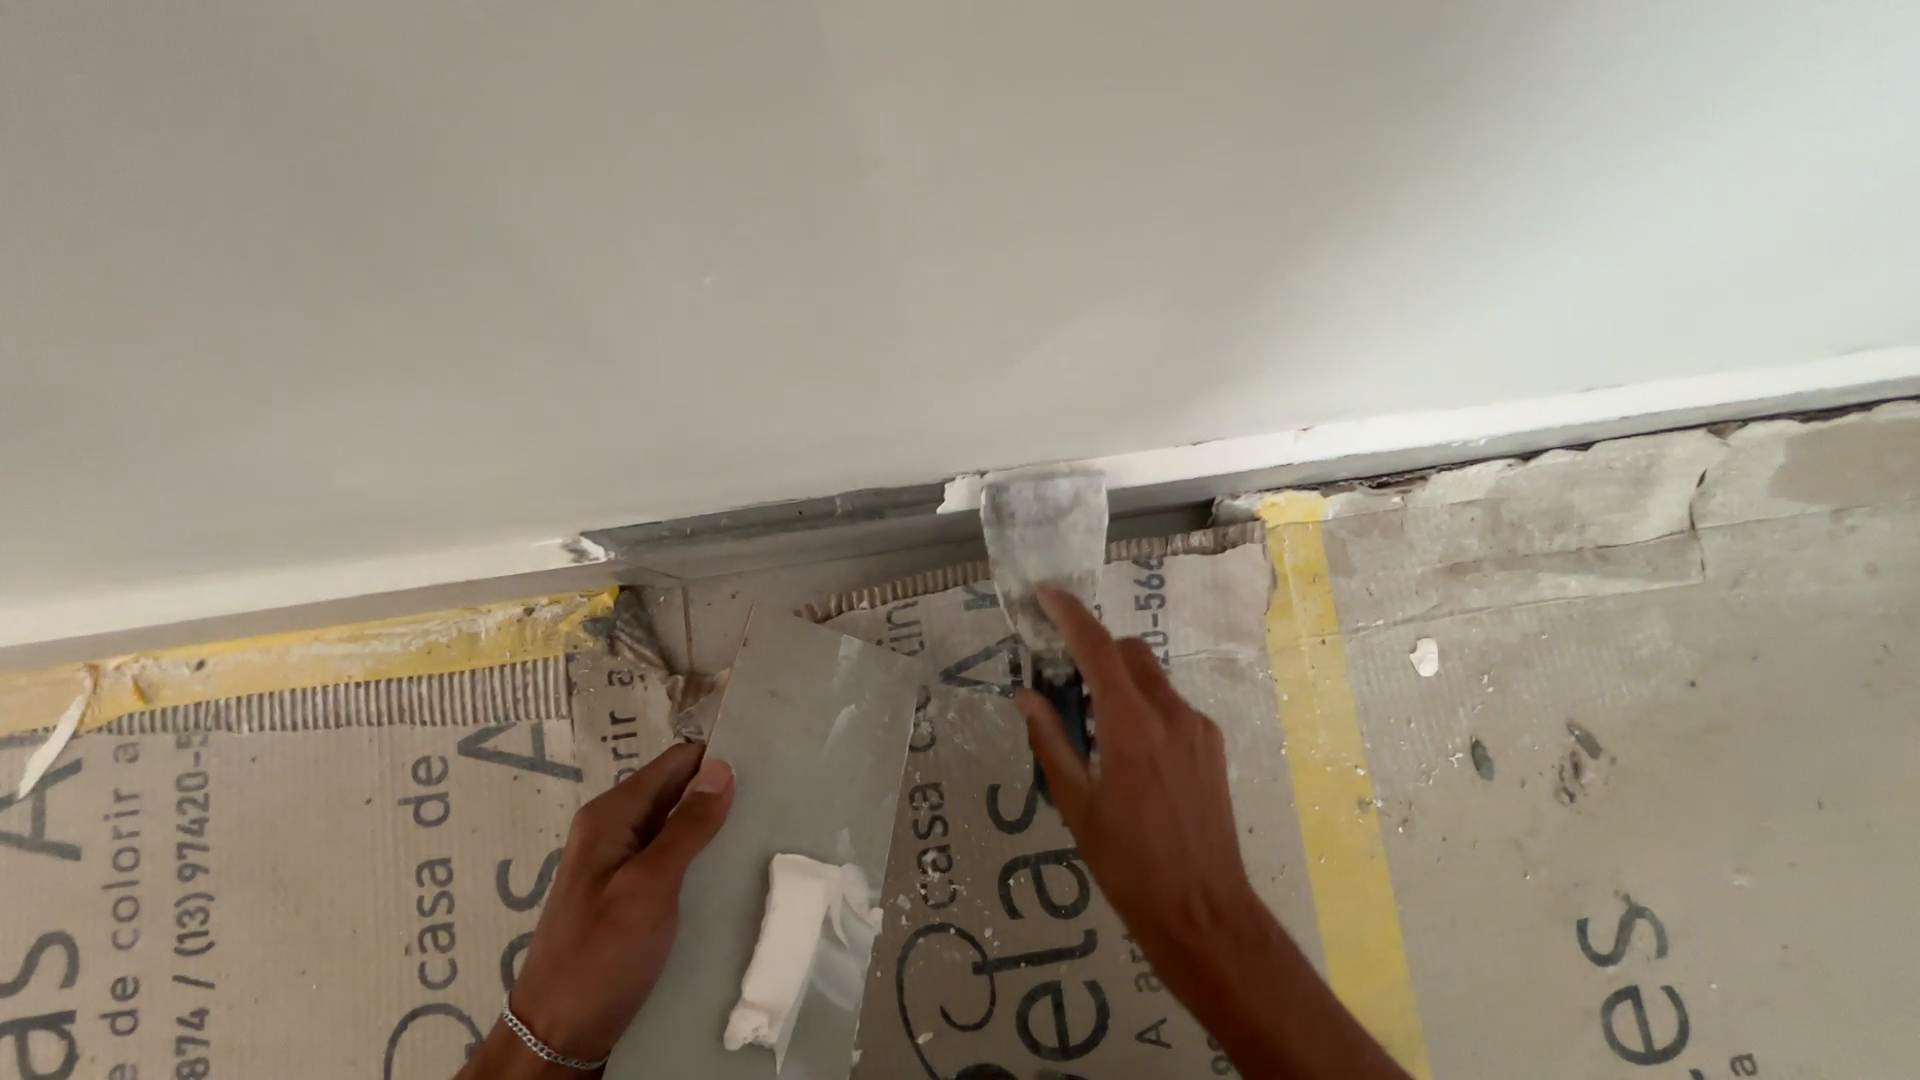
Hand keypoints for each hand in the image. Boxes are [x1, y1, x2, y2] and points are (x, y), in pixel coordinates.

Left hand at [457, 743, 733, 1077]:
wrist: (557, 1037)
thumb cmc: (601, 958)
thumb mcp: (649, 888)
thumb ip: (687, 827)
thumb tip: (722, 767)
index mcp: (610, 815)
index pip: (674, 763)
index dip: (716, 759)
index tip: (766, 764)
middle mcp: (612, 828)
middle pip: (676, 789)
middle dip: (719, 789)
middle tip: (773, 798)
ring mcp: (618, 860)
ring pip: (676, 822)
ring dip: (713, 822)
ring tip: (764, 827)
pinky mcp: (628, 890)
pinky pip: (671, 853)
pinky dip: (701, 852)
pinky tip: (731, 865)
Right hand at [1018, 587, 1409, 1078]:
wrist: (1203, 911)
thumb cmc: (1128, 863)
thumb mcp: (1076, 804)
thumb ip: (1051, 741)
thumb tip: (1026, 696)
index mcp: (1131, 727)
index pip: (1098, 649)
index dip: (1070, 615)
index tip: (1046, 594)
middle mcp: (1171, 714)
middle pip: (1128, 653)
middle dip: (1094, 650)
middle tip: (1064, 682)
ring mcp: (1197, 728)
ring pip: (1151, 677)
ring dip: (1119, 681)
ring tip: (1094, 727)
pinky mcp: (1211, 744)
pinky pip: (1170, 704)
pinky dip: (1142, 705)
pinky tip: (1128, 751)